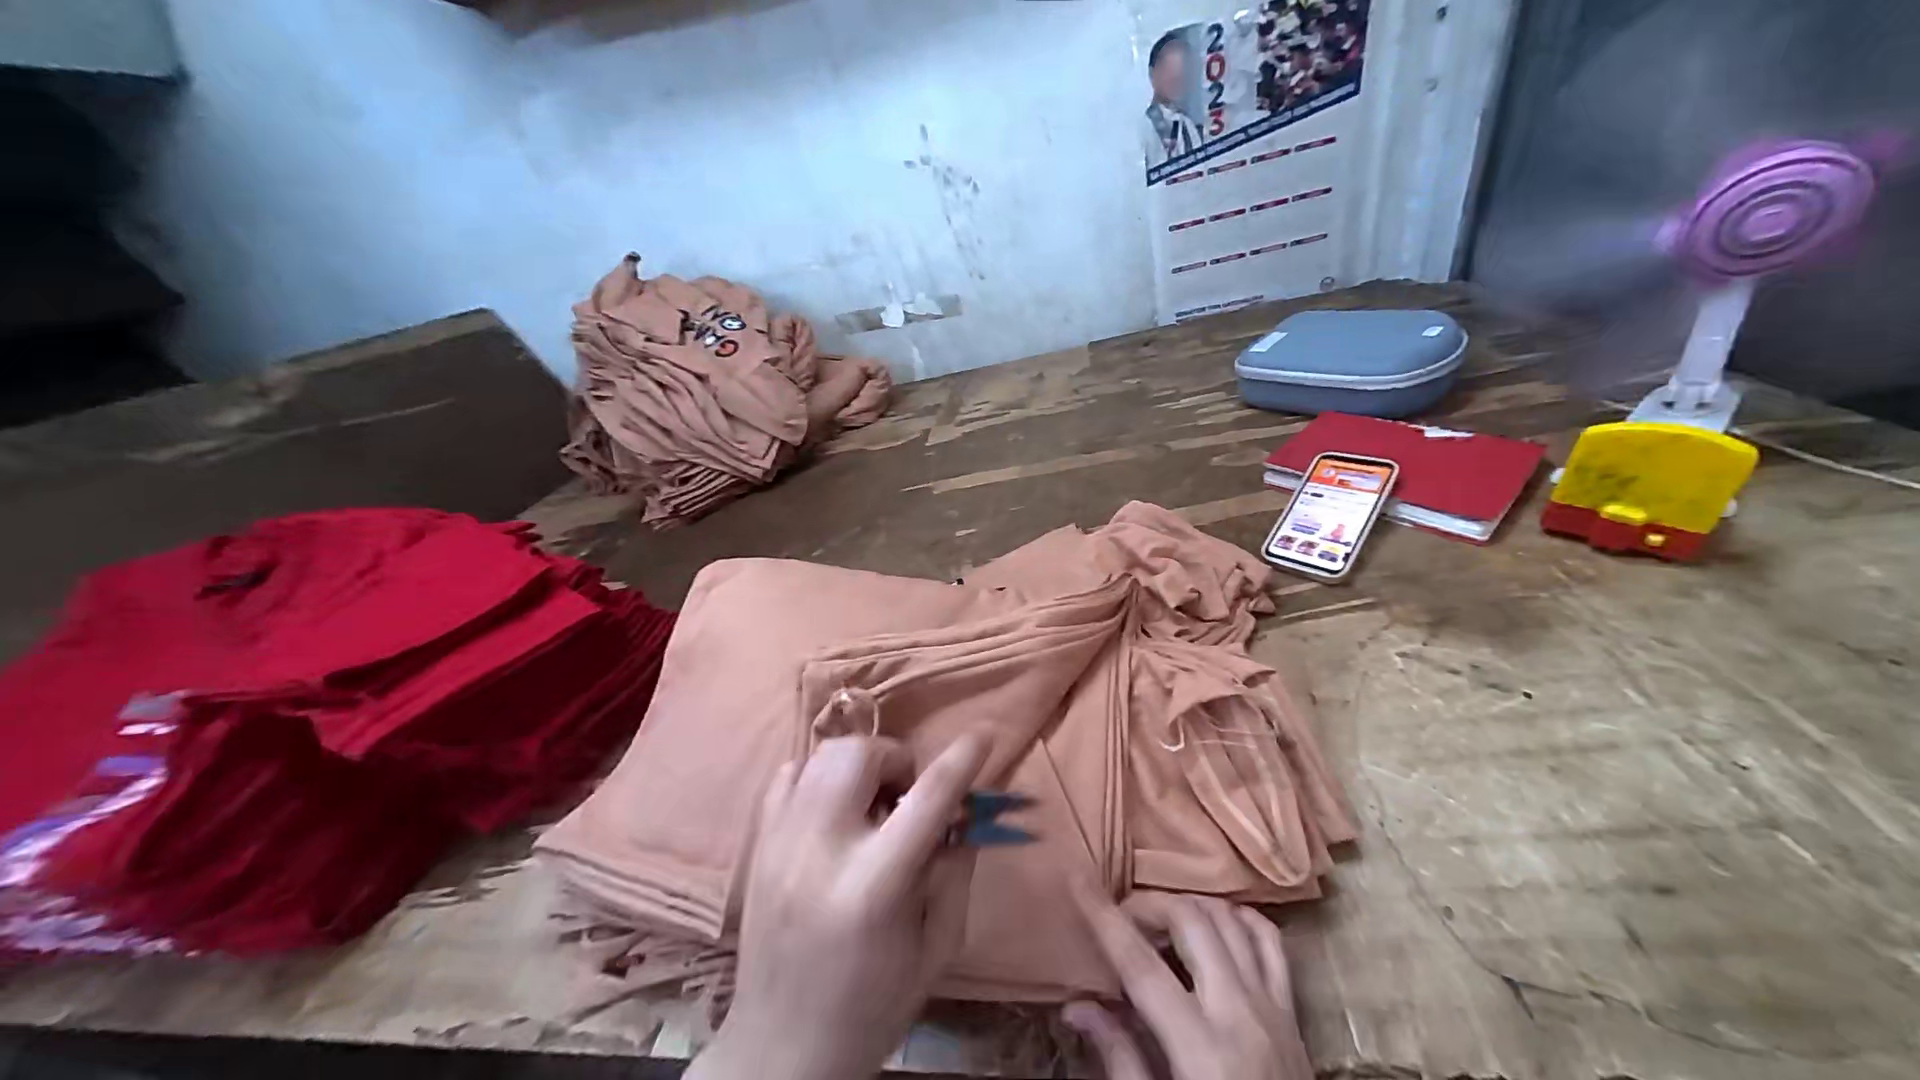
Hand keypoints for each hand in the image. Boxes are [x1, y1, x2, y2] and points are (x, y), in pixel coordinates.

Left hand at [688, 733, 989, 1079]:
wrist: (780, 1048)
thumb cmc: (871, 1005)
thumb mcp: (935, 948)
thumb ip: (956, 873)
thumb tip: (964, 812)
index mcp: (873, 886)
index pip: (927, 799)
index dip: (962, 759)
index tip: (985, 733)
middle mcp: (820, 850)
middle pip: (859, 755)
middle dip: (896, 760)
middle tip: (906, 796)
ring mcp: (780, 842)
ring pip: (822, 755)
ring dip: (860, 765)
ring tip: (870, 805)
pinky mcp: (758, 844)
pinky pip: (789, 775)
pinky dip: (819, 777)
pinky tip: (834, 812)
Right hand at [1067, 888, 1313, 1079]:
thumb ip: (1121, 1058)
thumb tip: (1076, 1004)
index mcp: (1203, 1049)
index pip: (1141, 964)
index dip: (1104, 917)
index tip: (1078, 878)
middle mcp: (1241, 1014)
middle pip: (1189, 922)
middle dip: (1148, 905)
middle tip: (1121, 918)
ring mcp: (1273, 1008)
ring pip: (1228, 918)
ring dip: (1188, 906)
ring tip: (1159, 923)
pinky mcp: (1292, 1013)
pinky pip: (1269, 941)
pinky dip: (1238, 918)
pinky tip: (1213, 924)